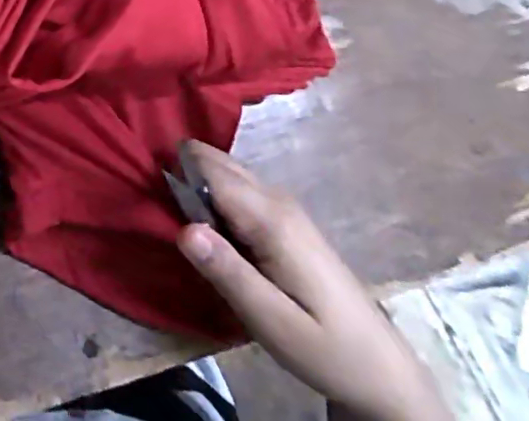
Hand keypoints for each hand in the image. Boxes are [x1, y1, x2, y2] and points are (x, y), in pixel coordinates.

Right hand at [176, 142, 449, 420]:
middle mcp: (276, 199)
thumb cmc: (325, 348)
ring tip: (175, 214)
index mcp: (271, 218)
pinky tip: (206, 224)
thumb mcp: (272, 322)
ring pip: (226, 169)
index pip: (210, 171)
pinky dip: (212, 191)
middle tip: (157, 206)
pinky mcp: (283, 217)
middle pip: (216, 160)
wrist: (381, 369)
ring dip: (196, 180)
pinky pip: (236, 186)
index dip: (176, 174)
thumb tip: (183, 228)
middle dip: (182, 170)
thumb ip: (227, 272)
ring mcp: (282, 205)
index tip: (147, 191)